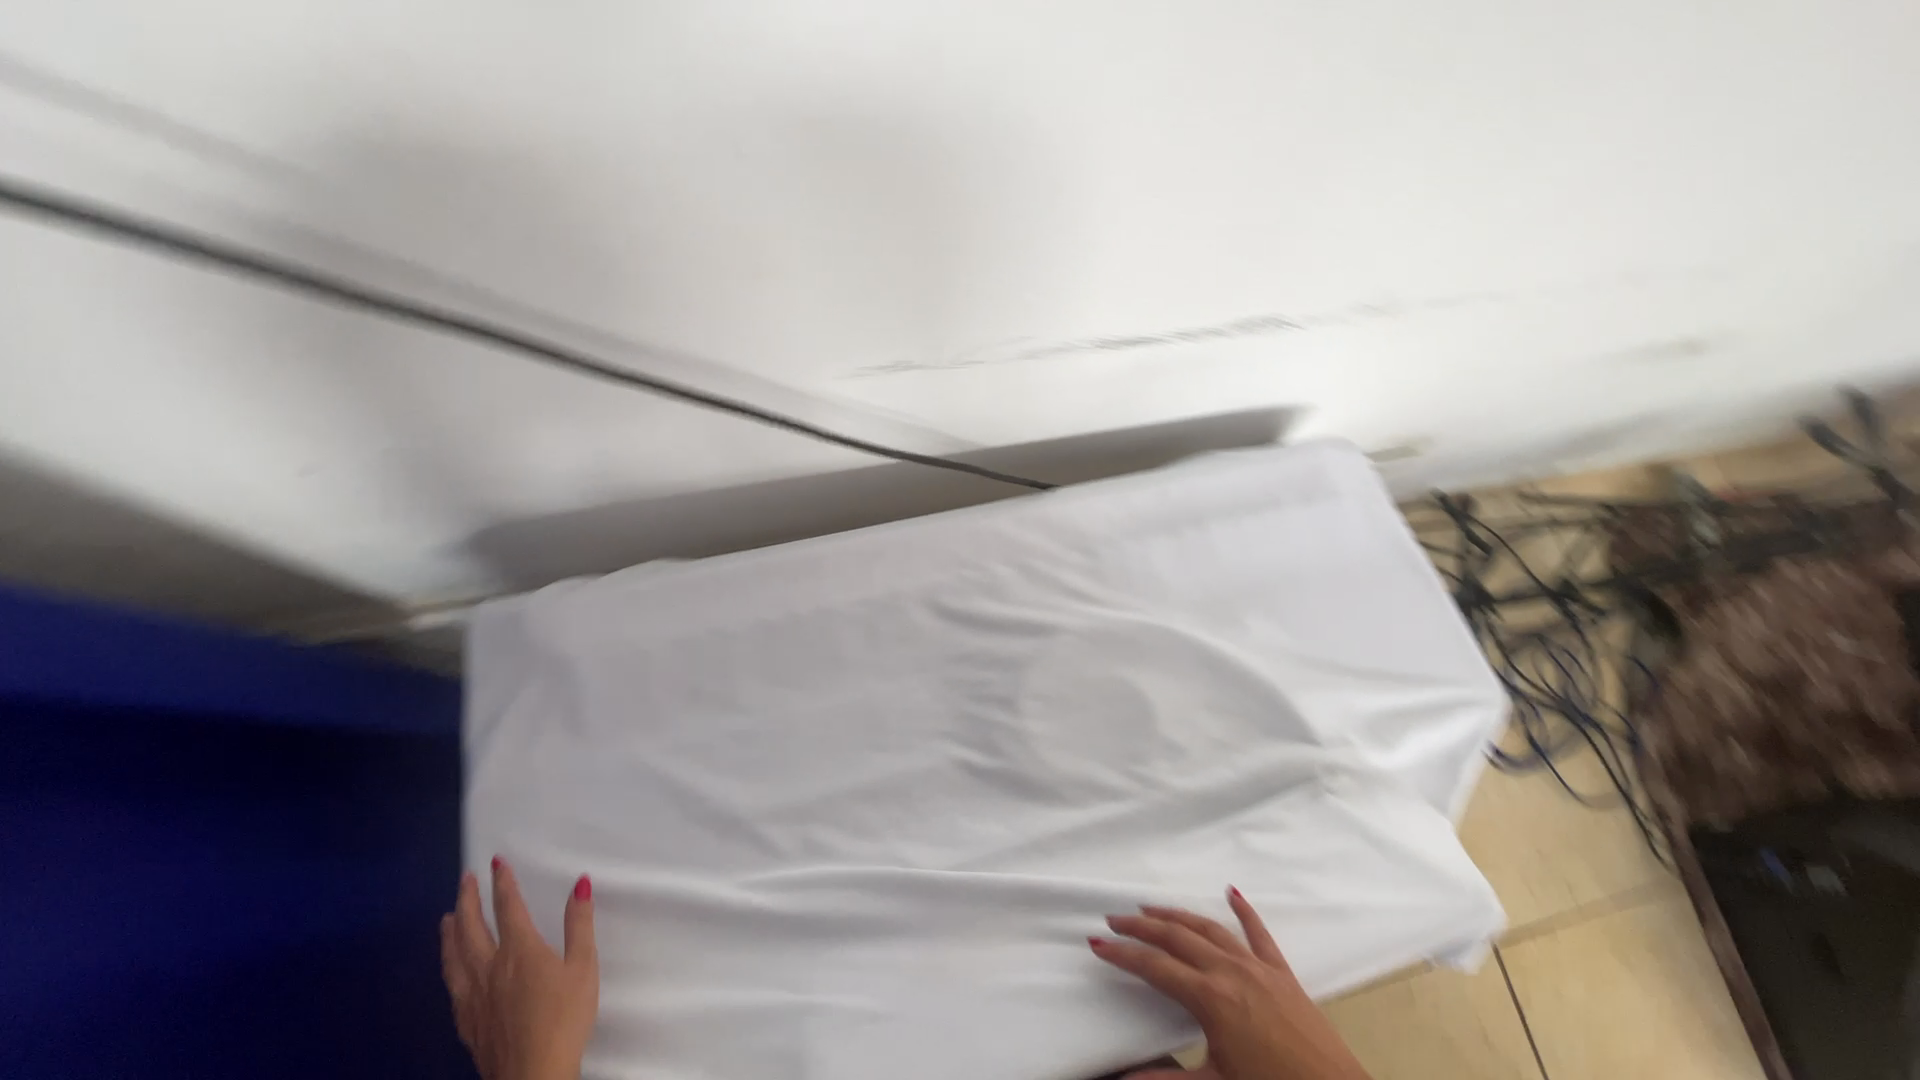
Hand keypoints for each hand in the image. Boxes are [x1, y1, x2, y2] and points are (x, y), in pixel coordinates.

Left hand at [441, 857, 599, 1079]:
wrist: (533, 1074)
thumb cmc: (565, 1018)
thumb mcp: (583, 967)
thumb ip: (579, 924)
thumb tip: (580, 883)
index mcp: (520, 950)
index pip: (508, 907)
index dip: (502, 882)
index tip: (496, 862)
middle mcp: (490, 967)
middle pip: (472, 928)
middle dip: (468, 900)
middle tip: (465, 880)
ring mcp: (473, 996)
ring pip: (454, 956)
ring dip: (450, 932)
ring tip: (446, 917)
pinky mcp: (466, 1020)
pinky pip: (452, 985)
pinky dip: (449, 967)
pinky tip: (451, 968)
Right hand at [1091, 888, 1369, 1079]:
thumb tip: (1121, 1079)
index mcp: (1209, 998)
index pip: (1154, 967)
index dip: (1122, 955)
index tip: (1097, 944)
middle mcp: (1229, 971)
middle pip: (1175, 938)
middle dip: (1141, 926)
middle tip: (1115, 919)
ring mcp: (1257, 967)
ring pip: (1208, 928)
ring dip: (1177, 915)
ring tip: (1151, 908)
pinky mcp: (1281, 972)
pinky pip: (1259, 933)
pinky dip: (1244, 910)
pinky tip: (1232, 893)